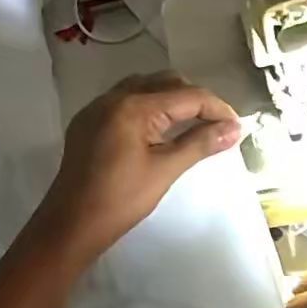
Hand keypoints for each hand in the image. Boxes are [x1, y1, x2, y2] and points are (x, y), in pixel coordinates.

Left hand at [35, 73, 240, 259]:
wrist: (70, 224)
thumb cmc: (120, 200)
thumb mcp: (164, 170)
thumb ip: (200, 143)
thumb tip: (234, 129)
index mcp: (133, 106)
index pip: (186, 95)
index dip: (216, 109)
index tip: (236, 128)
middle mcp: (112, 98)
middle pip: (165, 83)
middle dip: (194, 100)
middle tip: (215, 126)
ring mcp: (96, 108)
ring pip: (143, 88)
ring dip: (170, 100)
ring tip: (190, 126)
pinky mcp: (87, 123)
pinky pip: (123, 101)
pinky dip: (147, 108)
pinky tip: (157, 131)